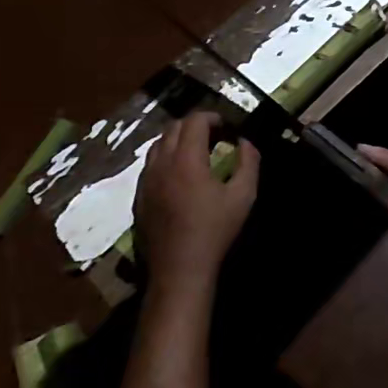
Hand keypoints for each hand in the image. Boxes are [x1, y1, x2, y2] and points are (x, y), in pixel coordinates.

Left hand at [134, 112, 257, 296]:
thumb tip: (245, 141)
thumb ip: (248, 162)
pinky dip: (166, 159)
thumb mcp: (244, 195)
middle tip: (215, 137)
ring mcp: (146, 180)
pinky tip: (179, 176)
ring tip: (197, 153)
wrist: (179, 270)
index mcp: (187, 160)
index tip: (227, 128)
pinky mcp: (139, 197)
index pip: (194, 120)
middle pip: (173, 127)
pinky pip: (150, 165)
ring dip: (178, 140)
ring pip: (158, 145)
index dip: (213, 117)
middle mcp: (161, 164)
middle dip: (195, 125)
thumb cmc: (215, 231)